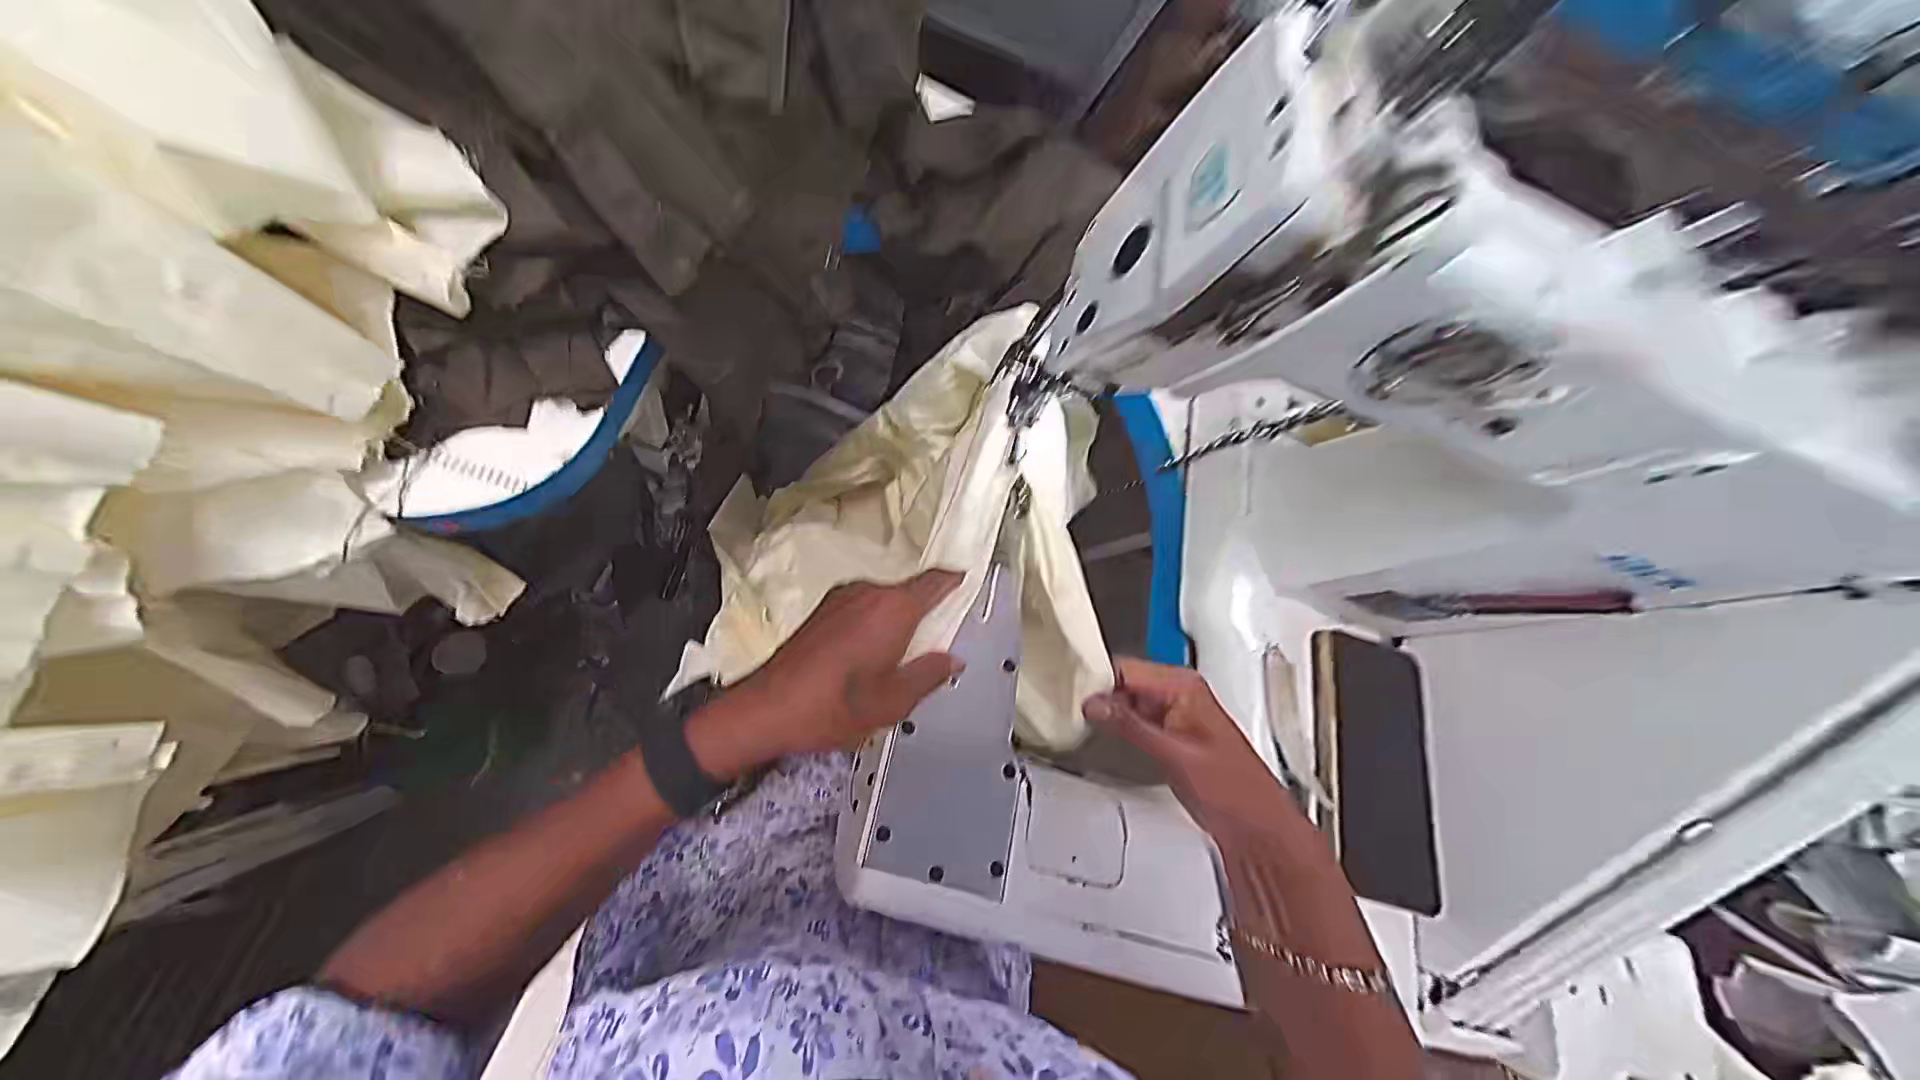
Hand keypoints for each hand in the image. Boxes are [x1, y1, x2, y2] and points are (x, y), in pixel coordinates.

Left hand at [693, 571, 965, 775]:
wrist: (766, 709)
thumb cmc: (828, 706)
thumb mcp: (894, 701)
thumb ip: (929, 674)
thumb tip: (951, 661)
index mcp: (892, 608)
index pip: (938, 581)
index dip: (958, 582)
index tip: (970, 585)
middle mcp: (867, 592)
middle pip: (912, 591)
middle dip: (928, 613)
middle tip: (937, 645)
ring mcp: (842, 597)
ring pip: (887, 599)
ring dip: (900, 619)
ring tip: (900, 660)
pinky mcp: (824, 609)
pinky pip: (864, 606)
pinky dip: (877, 623)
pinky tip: (871, 658)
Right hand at [1084, 658, 1313, 850]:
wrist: (1256, 829)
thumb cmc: (1236, 792)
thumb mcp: (1173, 755)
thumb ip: (1129, 726)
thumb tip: (1095, 703)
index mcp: (1185, 686)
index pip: (1126, 668)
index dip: (1096, 679)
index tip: (1070, 691)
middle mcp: (1180, 693)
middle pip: (1123, 681)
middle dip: (1098, 695)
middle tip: (1070, 708)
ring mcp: (1174, 713)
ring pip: (1125, 700)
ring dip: (1105, 711)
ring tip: (1080, 721)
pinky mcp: (1168, 733)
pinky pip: (1132, 718)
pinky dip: (1115, 725)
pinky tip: (1101, 735)